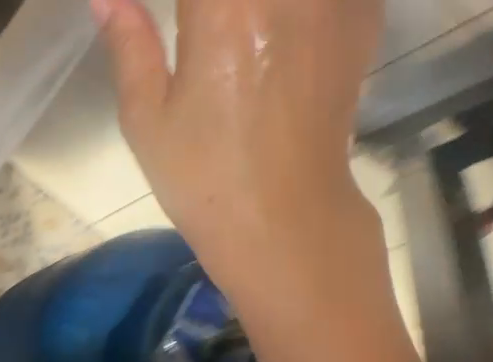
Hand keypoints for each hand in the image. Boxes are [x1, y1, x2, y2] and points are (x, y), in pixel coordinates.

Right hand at [93, 0, 386, 316]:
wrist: (282, 210)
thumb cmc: (199, 174)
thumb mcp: (146, 118)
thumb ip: (130, 45)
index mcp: (224, 12)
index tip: (162, 12)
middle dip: (210, 3)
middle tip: (193, 22)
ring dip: (244, 8)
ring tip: (225, 27)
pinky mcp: (361, 9)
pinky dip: (290, 7)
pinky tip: (272, 27)